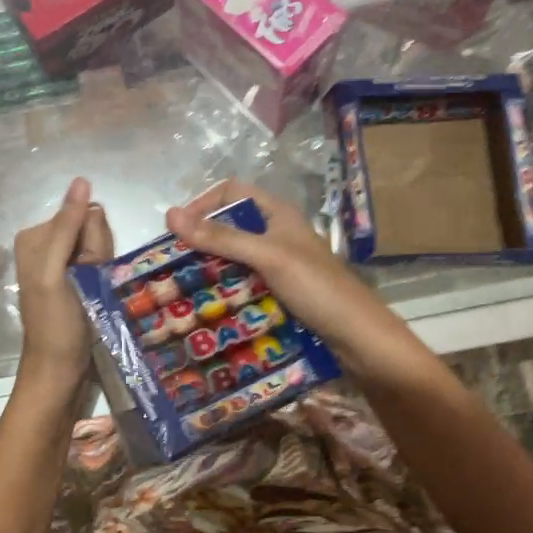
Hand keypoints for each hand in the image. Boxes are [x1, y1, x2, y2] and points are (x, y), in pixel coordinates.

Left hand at [12, 177, 113, 396]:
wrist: (60, 375)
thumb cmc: (56, 324)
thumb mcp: (55, 271)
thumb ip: (68, 226)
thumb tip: (81, 180)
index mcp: (35, 236)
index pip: (82, 214)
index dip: (93, 241)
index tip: (86, 269)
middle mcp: (48, 246)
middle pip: (93, 231)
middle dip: (99, 256)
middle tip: (88, 287)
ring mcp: (65, 267)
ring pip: (103, 251)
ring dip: (105, 272)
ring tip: (94, 299)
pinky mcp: (80, 285)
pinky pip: (104, 269)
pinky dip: (108, 283)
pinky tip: (101, 303)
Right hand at [164, 180, 391, 359]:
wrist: (361, 340)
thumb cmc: (318, 288)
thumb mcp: (267, 257)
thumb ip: (221, 237)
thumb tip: (170, 214)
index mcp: (278, 215)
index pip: (232, 193)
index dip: (203, 204)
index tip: (177, 230)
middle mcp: (277, 235)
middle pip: (231, 228)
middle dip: (202, 243)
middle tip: (174, 266)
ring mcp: (281, 267)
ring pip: (236, 261)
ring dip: (212, 272)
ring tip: (185, 291)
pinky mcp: (282, 294)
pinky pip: (245, 287)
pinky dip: (227, 294)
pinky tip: (211, 310)